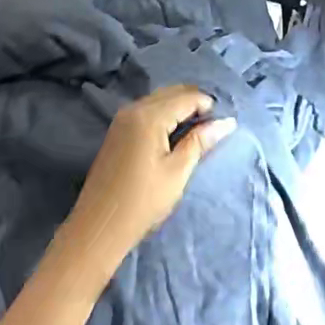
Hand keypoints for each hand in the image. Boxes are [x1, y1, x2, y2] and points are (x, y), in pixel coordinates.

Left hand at [62, 85, 236, 260]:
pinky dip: (163, 114)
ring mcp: (122, 119)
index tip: (220, 126)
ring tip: (194, 133)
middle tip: (209, 128)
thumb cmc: (141, 202)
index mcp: (149, 116)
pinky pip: (146, 110)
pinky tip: (171, 136)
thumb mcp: (177, 172)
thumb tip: (227, 121)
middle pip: (172, 92)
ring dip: (179, 108)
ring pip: (159, 99)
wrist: (96, 231)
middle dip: (194, 104)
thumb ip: (200, 141)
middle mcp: (134, 109)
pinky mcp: (116, 131)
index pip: (187, 97)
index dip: (208, 107)